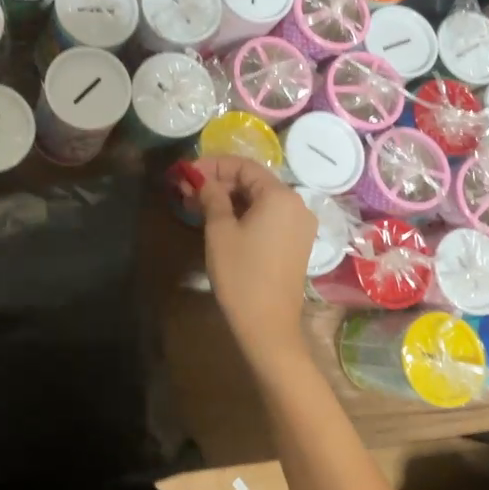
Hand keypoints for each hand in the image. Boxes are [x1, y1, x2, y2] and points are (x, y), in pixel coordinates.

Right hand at [189, 156, 316, 370]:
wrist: (268, 323)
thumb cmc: (241, 274)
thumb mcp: (220, 231)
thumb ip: (212, 197)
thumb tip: (204, 180)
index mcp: (280, 196)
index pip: (244, 166)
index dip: (213, 165)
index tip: (187, 173)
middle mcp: (297, 204)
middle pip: (254, 181)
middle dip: (220, 182)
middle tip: (189, 191)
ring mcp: (300, 224)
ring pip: (261, 199)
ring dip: (231, 198)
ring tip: (199, 206)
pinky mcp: (297, 242)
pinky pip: (270, 216)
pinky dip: (246, 213)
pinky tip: (222, 221)